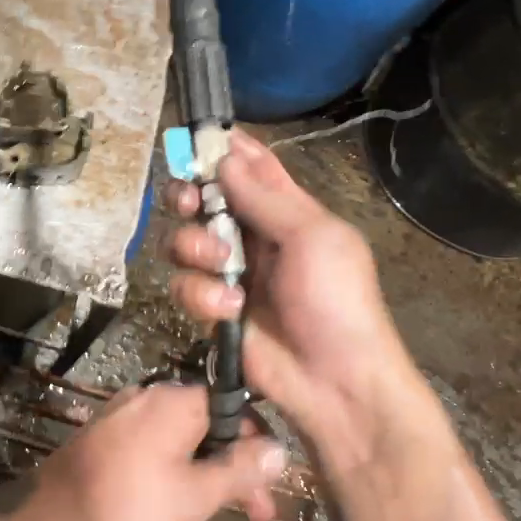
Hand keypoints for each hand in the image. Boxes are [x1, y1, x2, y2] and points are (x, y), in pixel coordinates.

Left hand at [28, 384, 284, 520]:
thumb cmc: (131, 509)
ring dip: (205, 469)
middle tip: (252, 513)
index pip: (233, 404)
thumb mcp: (196, 496)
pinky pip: (153, 444)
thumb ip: (239, 470)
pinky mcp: (104, 435)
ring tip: (216, 513)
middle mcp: (148, 395)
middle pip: (207, 421)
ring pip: (180, 436)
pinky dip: (174, 467)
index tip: (267, 491)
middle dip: (233, 464)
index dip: (257, 446)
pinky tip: (177, 500)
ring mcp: (122, 413)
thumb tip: (279, 448)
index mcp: (174, 401)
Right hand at [167, 131, 418, 459]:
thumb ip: (266, 198)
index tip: (196, 138)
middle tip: (190, 202)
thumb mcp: (313, 238)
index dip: (223, 148)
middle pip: (202, 198)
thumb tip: (224, 158)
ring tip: (223, 267)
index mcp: (286, 211)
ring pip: (183, 241)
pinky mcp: (212, 308)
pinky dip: (202, 296)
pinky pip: (185, 286)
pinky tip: (228, 310)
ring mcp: (229, 272)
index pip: (251, 166)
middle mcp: (252, 235)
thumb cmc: (337, 301)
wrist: (335, 382)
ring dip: (196, 249)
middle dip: (189, 196)